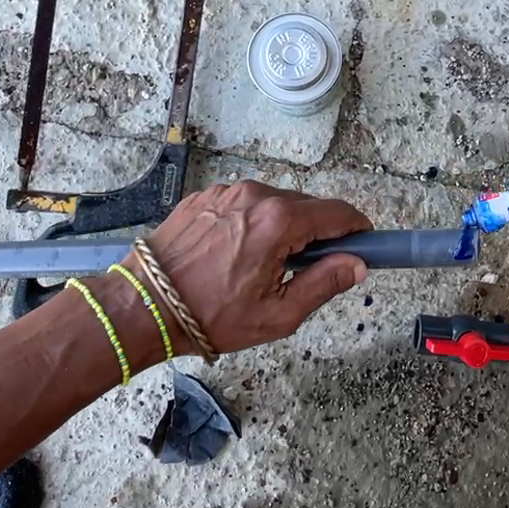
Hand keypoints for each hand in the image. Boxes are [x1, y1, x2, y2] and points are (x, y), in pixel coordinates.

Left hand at [141, 180, 372, 353]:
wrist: (144, 305)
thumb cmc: (210, 315)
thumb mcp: (278, 313)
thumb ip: (324, 284)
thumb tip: (356, 265)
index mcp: (278, 221)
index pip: (336, 212)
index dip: (356, 227)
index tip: (364, 241)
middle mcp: (255, 195)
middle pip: (306, 206)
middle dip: (317, 232)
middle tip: (311, 267)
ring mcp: (227, 192)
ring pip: (274, 203)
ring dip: (283, 227)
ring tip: (266, 264)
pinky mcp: (205, 197)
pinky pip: (244, 204)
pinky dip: (252, 222)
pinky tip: (237, 253)